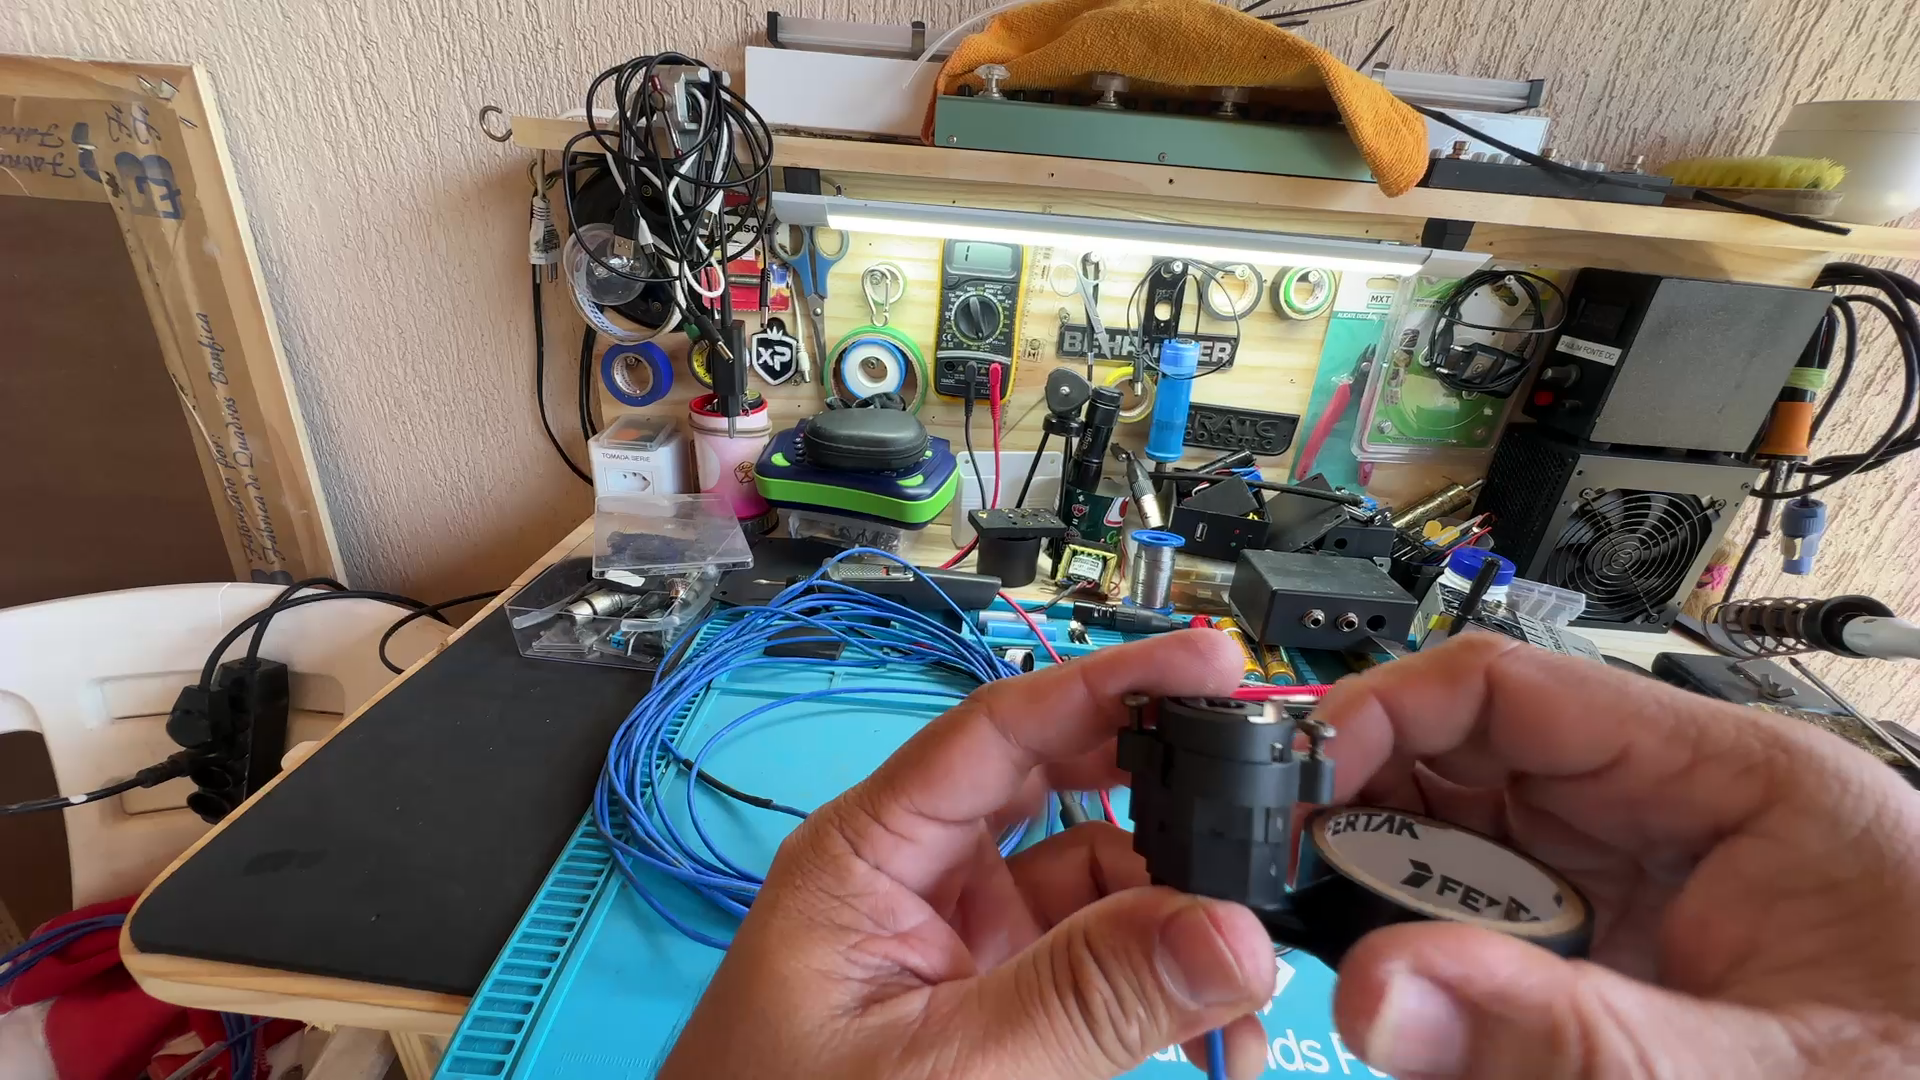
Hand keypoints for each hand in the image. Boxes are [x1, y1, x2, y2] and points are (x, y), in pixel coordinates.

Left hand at [660, 630, 1280, 1079]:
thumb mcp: (946, 1068)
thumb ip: (1085, 1000)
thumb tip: (1234, 935)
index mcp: (874, 842)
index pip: (998, 726)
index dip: (1106, 682)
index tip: (1205, 659)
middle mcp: (922, 860)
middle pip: (1050, 775)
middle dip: (1152, 771)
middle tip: (1252, 772)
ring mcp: (965, 920)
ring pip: (1086, 862)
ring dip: (1170, 892)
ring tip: (1247, 935)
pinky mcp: (997, 977)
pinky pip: (1091, 942)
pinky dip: (1156, 964)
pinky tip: (1211, 1012)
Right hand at [1317, 633, 1919, 1076]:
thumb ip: (1574, 1043)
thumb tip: (1376, 993)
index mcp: (1729, 779)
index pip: (1505, 684)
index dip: (1382, 710)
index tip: (1302, 778)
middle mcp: (1652, 805)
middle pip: (1456, 752)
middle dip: (1367, 805)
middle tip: (1301, 869)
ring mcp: (1614, 868)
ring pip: (1446, 828)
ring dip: (1385, 875)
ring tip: (1349, 929)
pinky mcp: (1591, 927)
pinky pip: (1466, 898)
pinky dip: (1416, 932)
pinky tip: (1409, 976)